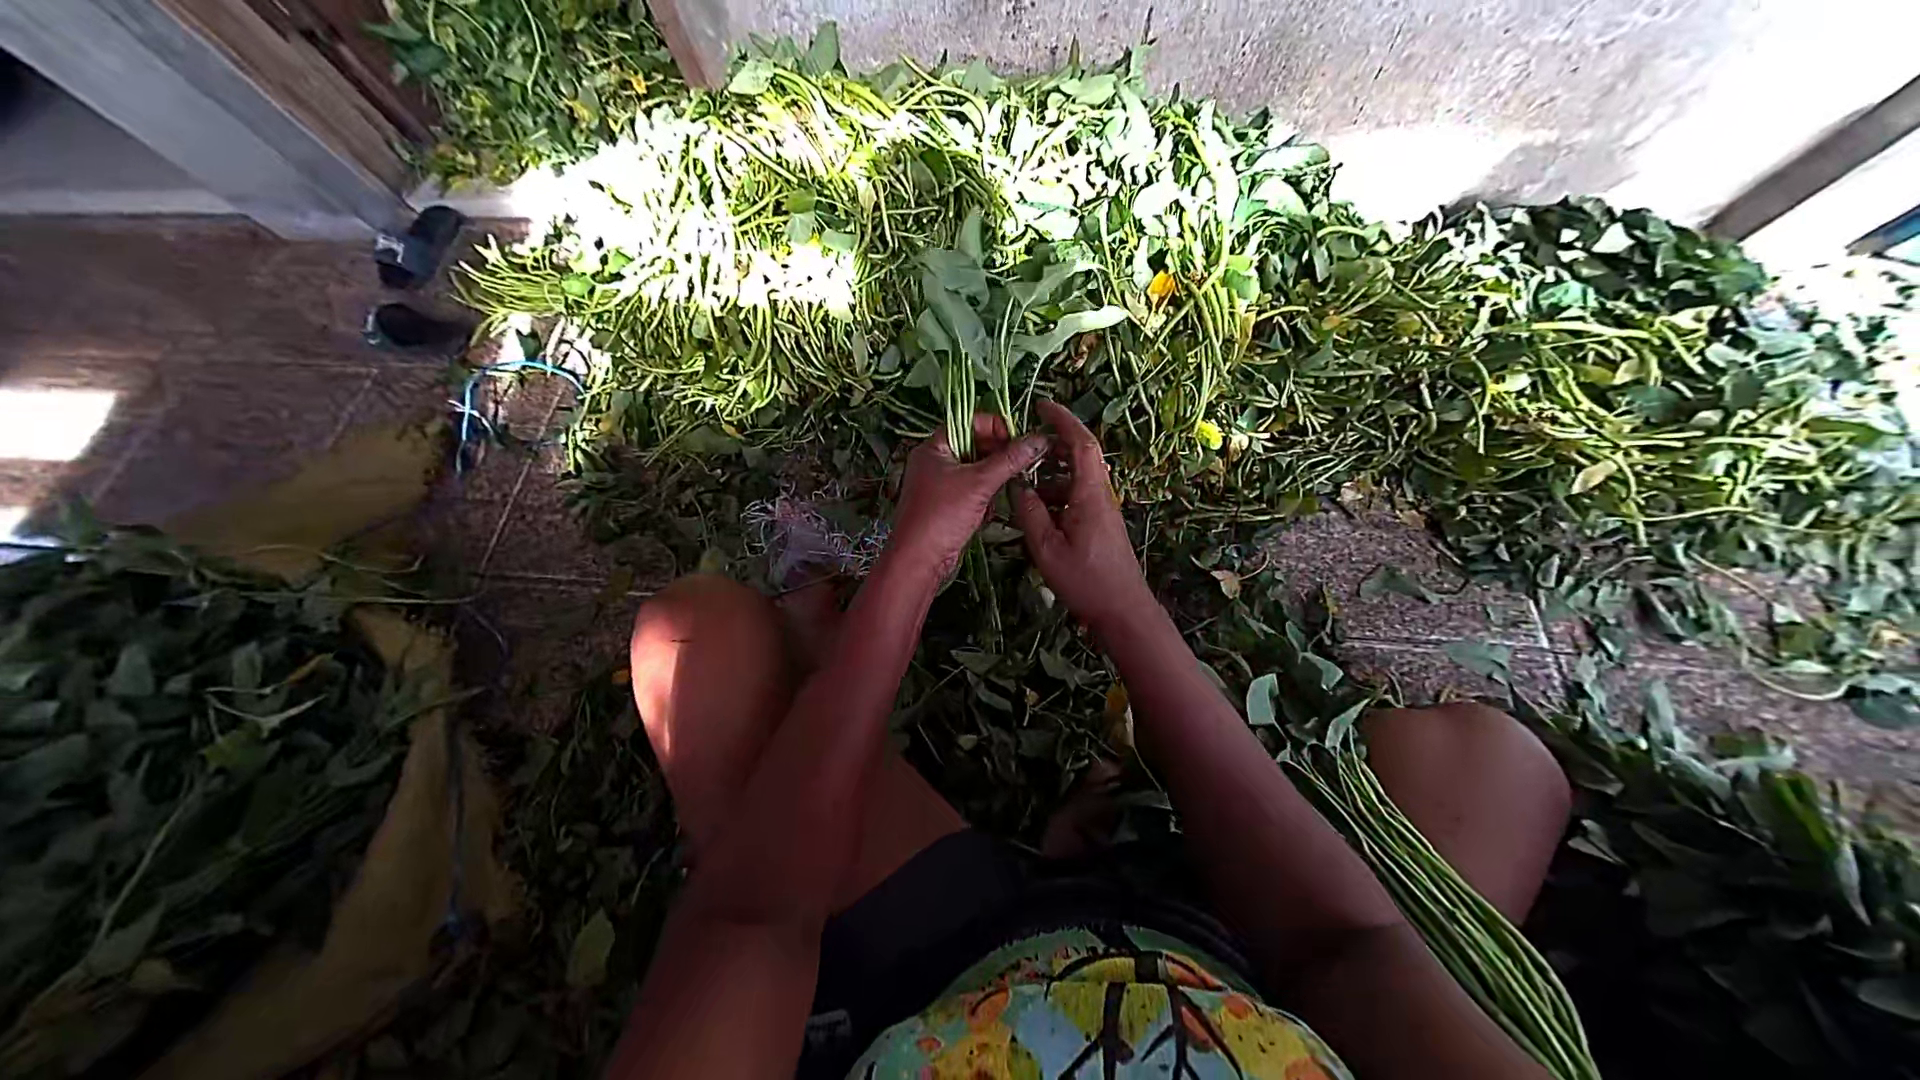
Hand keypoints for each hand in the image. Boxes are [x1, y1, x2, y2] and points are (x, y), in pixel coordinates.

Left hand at [890, 413, 1050, 579]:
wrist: (919, 561)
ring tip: (998, 494)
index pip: (969, 422)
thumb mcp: (979, 483)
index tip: (1020, 440)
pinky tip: (985, 513)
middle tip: (1020, 465)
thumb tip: (1038, 439)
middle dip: (998, 458)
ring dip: (991, 482)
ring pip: (977, 472)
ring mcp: (940, 485)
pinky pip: (973, 492)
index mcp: (935, 447)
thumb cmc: (942, 516)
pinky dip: (983, 500)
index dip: (995, 427)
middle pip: (975, 447)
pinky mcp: (947, 506)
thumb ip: (1010, 460)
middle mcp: (935, 462)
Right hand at [1011, 400, 1158, 632]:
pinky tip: (1036, 511)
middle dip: (1052, 445)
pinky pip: (1077, 497)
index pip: (1081, 443)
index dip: (1063, 419)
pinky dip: (1056, 496)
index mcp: (1089, 494)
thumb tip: (1018, 486)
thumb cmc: (1085, 580)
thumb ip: (1029, 512)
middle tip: (1023, 445)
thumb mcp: (1046, 547)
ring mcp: (1102, 510)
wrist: (1122, 610)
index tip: (1042, 405)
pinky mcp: (1100, 525)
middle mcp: (1100, 495)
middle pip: (1079, 456)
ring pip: (1075, 479)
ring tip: (1021, 484)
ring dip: (1050, 475)